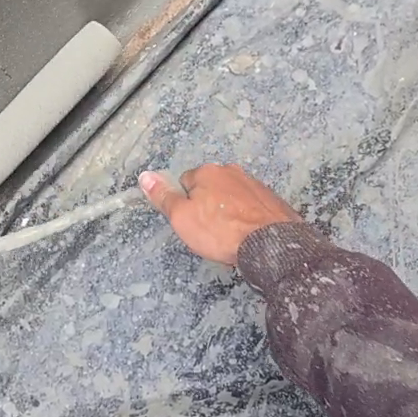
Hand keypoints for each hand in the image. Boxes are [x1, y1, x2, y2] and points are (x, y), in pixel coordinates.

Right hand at [138, 163, 302, 266]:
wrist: (271, 245)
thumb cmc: (222, 232)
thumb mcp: (182, 218)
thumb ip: (163, 196)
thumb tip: (145, 176)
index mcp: (207, 172)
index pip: (185, 183)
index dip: (185, 205)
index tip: (192, 222)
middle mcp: (231, 171)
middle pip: (210, 188)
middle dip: (208, 206)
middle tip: (210, 232)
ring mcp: (254, 184)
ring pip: (232, 197)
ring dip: (229, 212)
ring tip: (230, 236)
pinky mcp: (272, 199)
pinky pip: (252, 206)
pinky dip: (248, 217)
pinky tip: (247, 234)